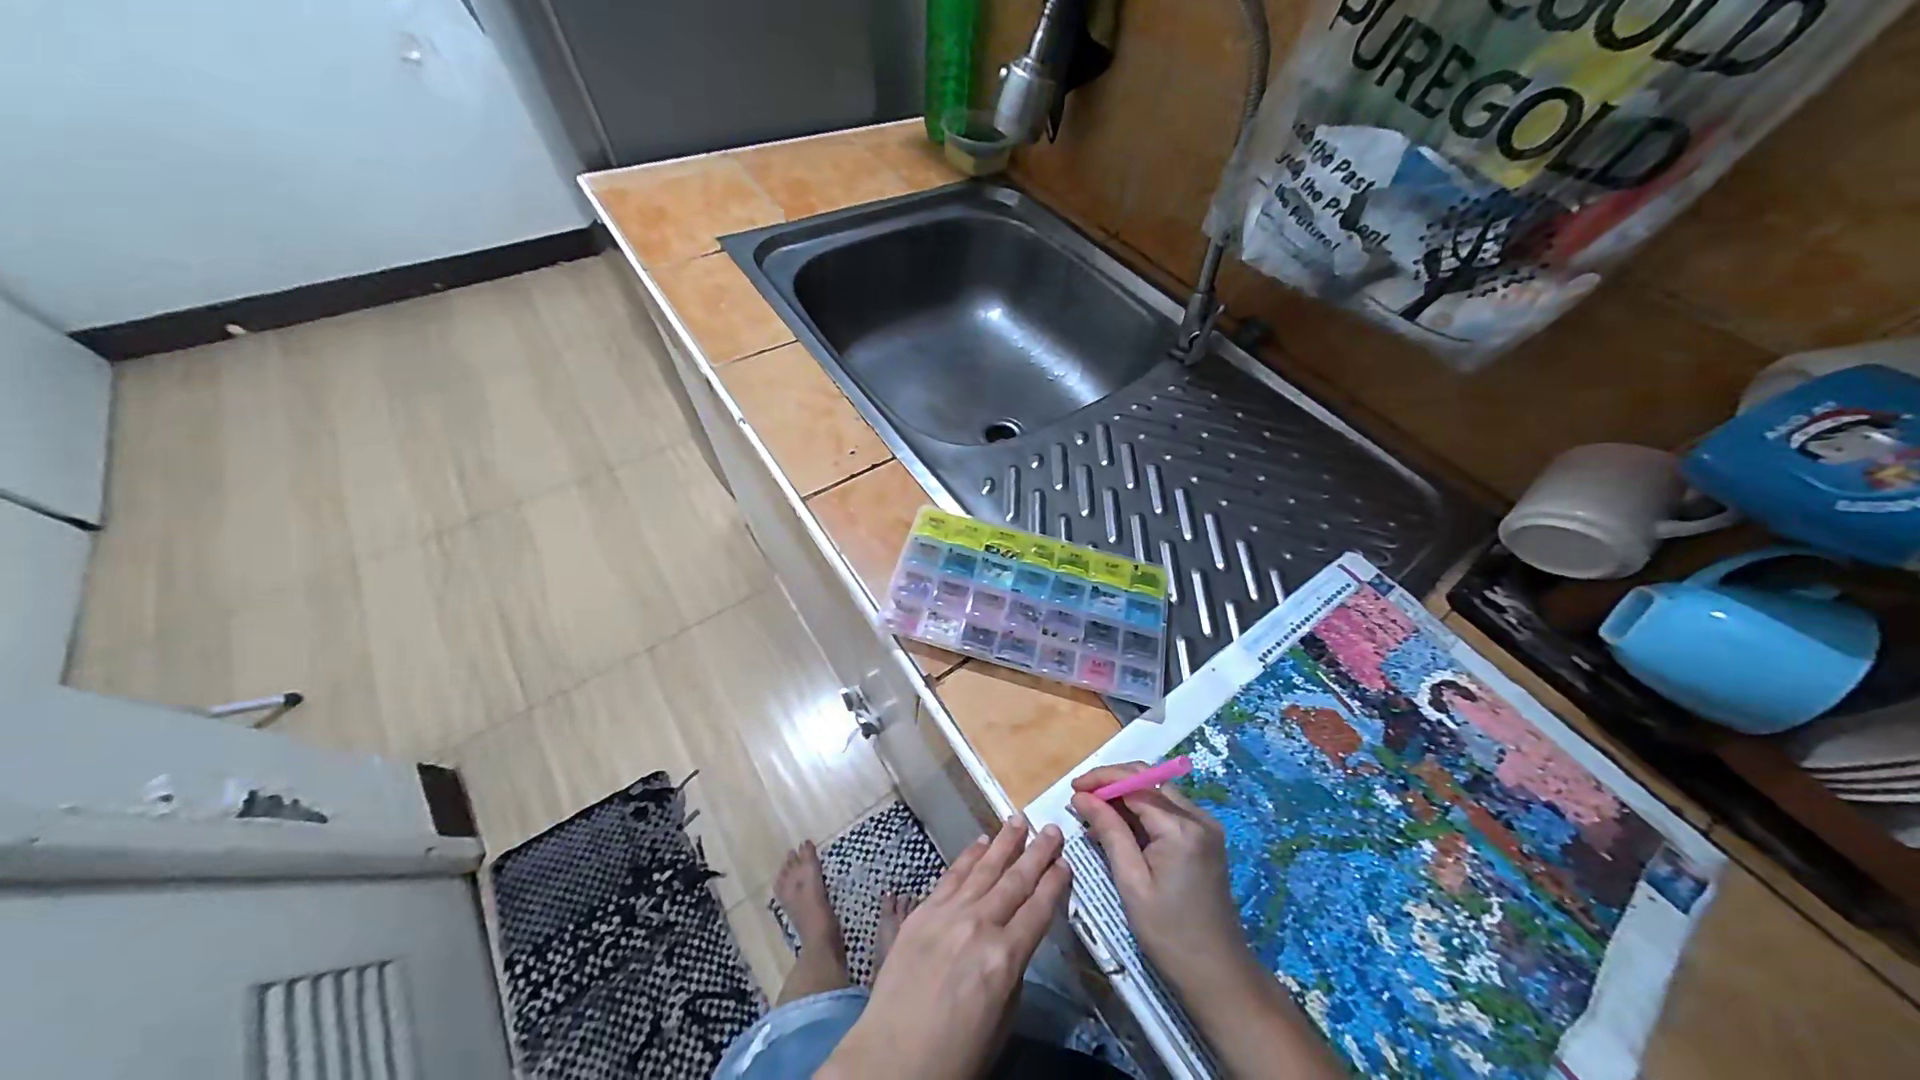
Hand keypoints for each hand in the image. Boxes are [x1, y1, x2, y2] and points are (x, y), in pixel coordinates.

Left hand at [819, 817, 1070, 1079]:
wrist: (892, 1058)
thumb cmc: (955, 1055)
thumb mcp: (1002, 1021)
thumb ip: (1013, 974)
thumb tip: (1016, 943)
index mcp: (1005, 959)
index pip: (1038, 910)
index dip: (1055, 883)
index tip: (1066, 862)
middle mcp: (979, 927)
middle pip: (1015, 881)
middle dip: (1036, 853)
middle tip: (1051, 828)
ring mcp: (947, 915)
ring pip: (983, 870)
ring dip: (1003, 842)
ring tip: (1018, 820)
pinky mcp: (921, 914)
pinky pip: (950, 877)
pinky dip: (967, 858)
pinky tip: (980, 843)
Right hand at [1070, 764, 1255, 995]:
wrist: (1217, 973)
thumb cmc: (1168, 933)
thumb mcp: (1131, 881)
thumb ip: (1109, 832)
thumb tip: (1083, 797)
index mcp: (1181, 828)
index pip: (1135, 783)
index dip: (1102, 781)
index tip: (1073, 790)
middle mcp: (1198, 817)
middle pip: (1149, 780)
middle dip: (1113, 782)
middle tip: (1081, 796)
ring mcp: (1206, 827)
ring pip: (1158, 792)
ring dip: (1126, 794)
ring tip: (1095, 810)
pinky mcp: (1206, 838)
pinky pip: (1169, 810)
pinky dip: (1143, 809)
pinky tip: (1121, 825)